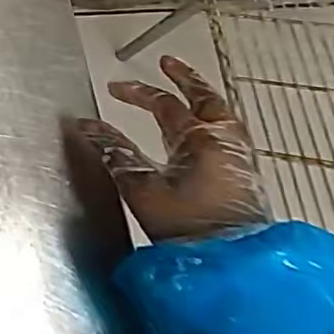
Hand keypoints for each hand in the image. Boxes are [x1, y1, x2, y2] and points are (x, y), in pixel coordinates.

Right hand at [79, 55, 266, 241]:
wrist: (234, 269)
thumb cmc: (189, 229)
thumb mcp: (141, 189)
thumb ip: (115, 153)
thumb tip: (88, 127)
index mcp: (201, 138)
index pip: (163, 104)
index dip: (135, 93)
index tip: (114, 89)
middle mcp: (225, 142)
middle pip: (205, 98)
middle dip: (185, 78)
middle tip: (168, 63)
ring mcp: (239, 159)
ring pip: (221, 114)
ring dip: (203, 97)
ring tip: (190, 90)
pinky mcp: (244, 178)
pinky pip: (229, 133)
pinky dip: (213, 120)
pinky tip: (205, 130)